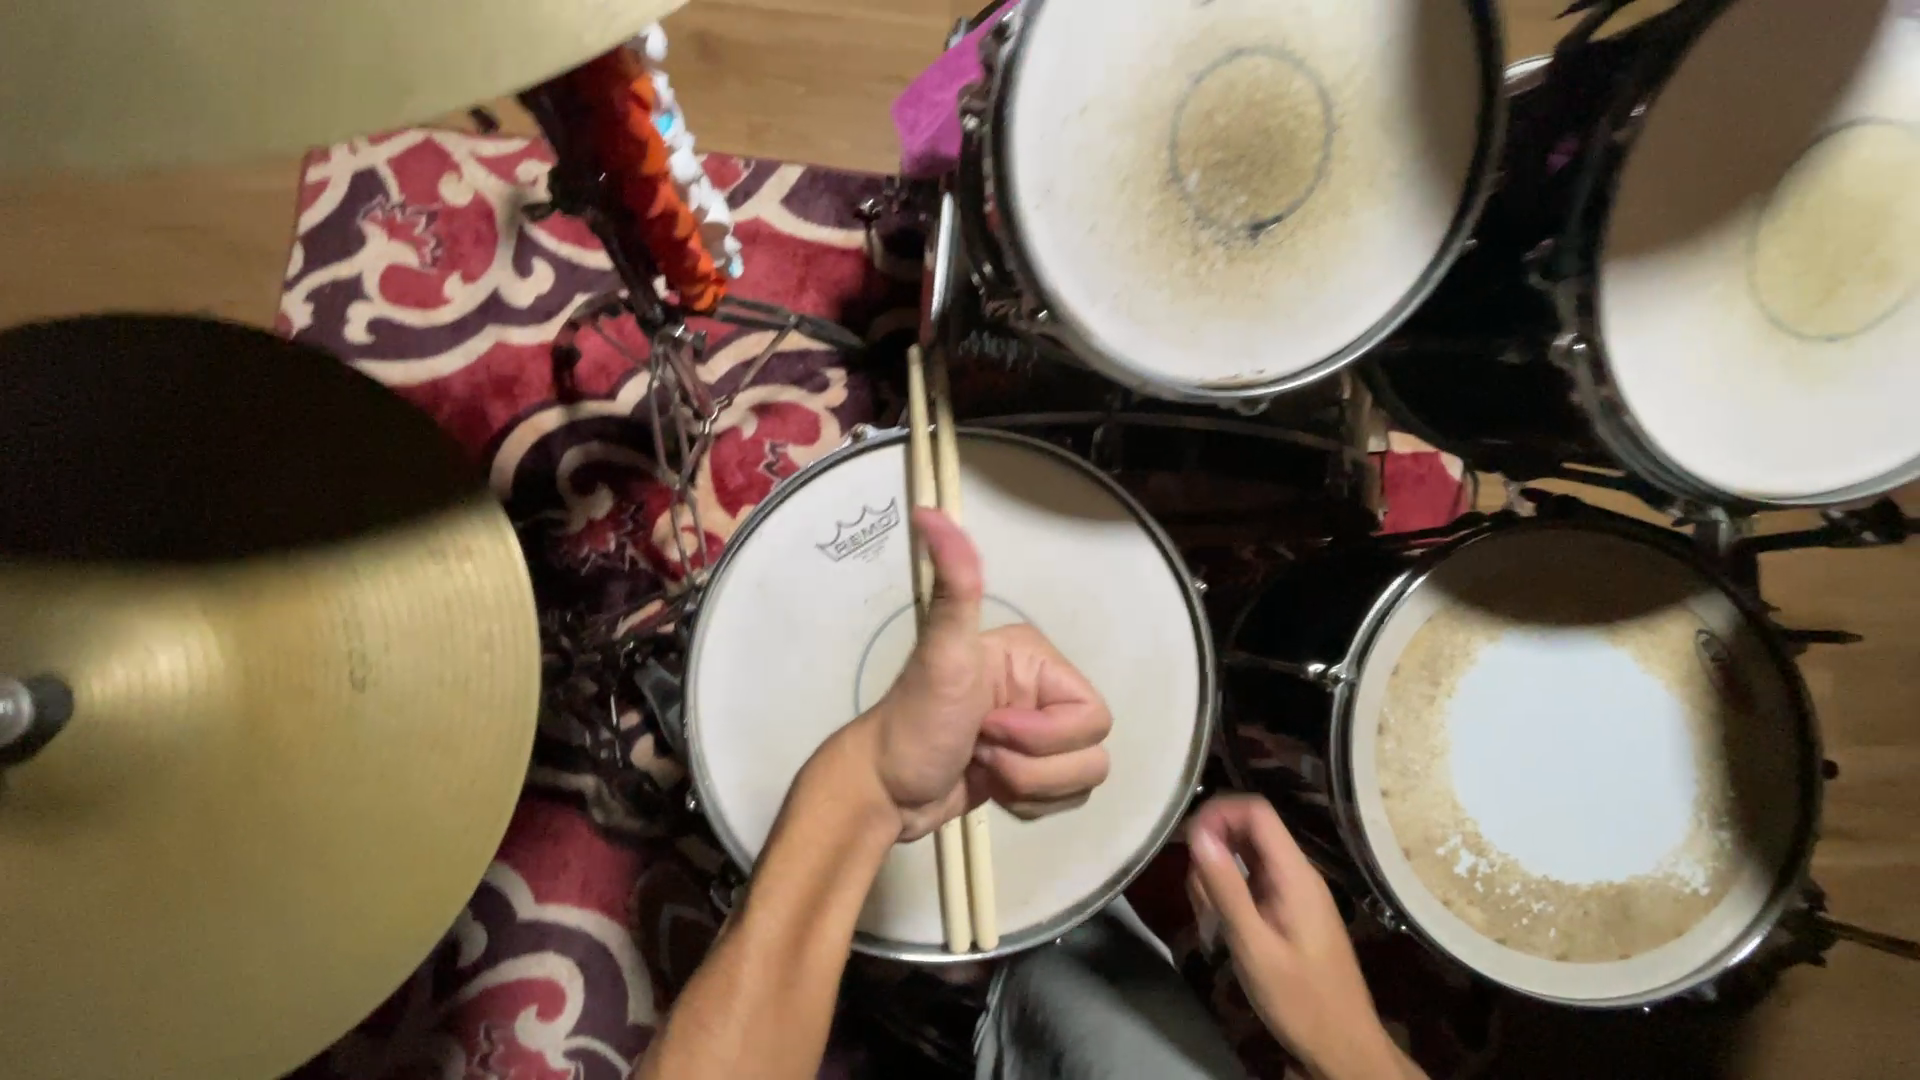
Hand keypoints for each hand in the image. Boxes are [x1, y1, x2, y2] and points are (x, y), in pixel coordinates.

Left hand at [853, 508, 1111, 840]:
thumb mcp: (940, 654)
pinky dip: (1029, 804)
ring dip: (1028, 787)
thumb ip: (955, 586)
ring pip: (1082, 779)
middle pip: (1091, 753)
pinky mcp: (1031, 771)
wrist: (884, 790)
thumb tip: (930, 511)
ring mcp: (1037, 734)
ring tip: (982, 765)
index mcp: (1036, 662)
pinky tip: (989, 786)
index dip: (1046, 736)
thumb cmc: (914, 722)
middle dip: (1032, 767)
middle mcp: (1043, 693)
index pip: (1094, 716)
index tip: (990, 728)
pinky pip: (1065, 798)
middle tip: (981, 747)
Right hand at [1186, 796, 1413, 1079]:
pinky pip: (1250, 880)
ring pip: (1243, 855)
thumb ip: (1225, 887)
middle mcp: (1295, 873)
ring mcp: (1292, 891)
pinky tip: (1220, 925)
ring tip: (1208, 918)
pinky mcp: (1286, 908)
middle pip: (1246, 829)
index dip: (1218, 812)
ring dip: (1216, 875)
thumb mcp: (1254, 946)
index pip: (1255, 811)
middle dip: (1212, 848)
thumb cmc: (1300, 1001)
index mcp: (1294, 874)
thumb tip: (1197, 833)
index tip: (1188, 840)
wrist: (1345, 1051)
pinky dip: (1227, 893)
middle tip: (1195, 889)